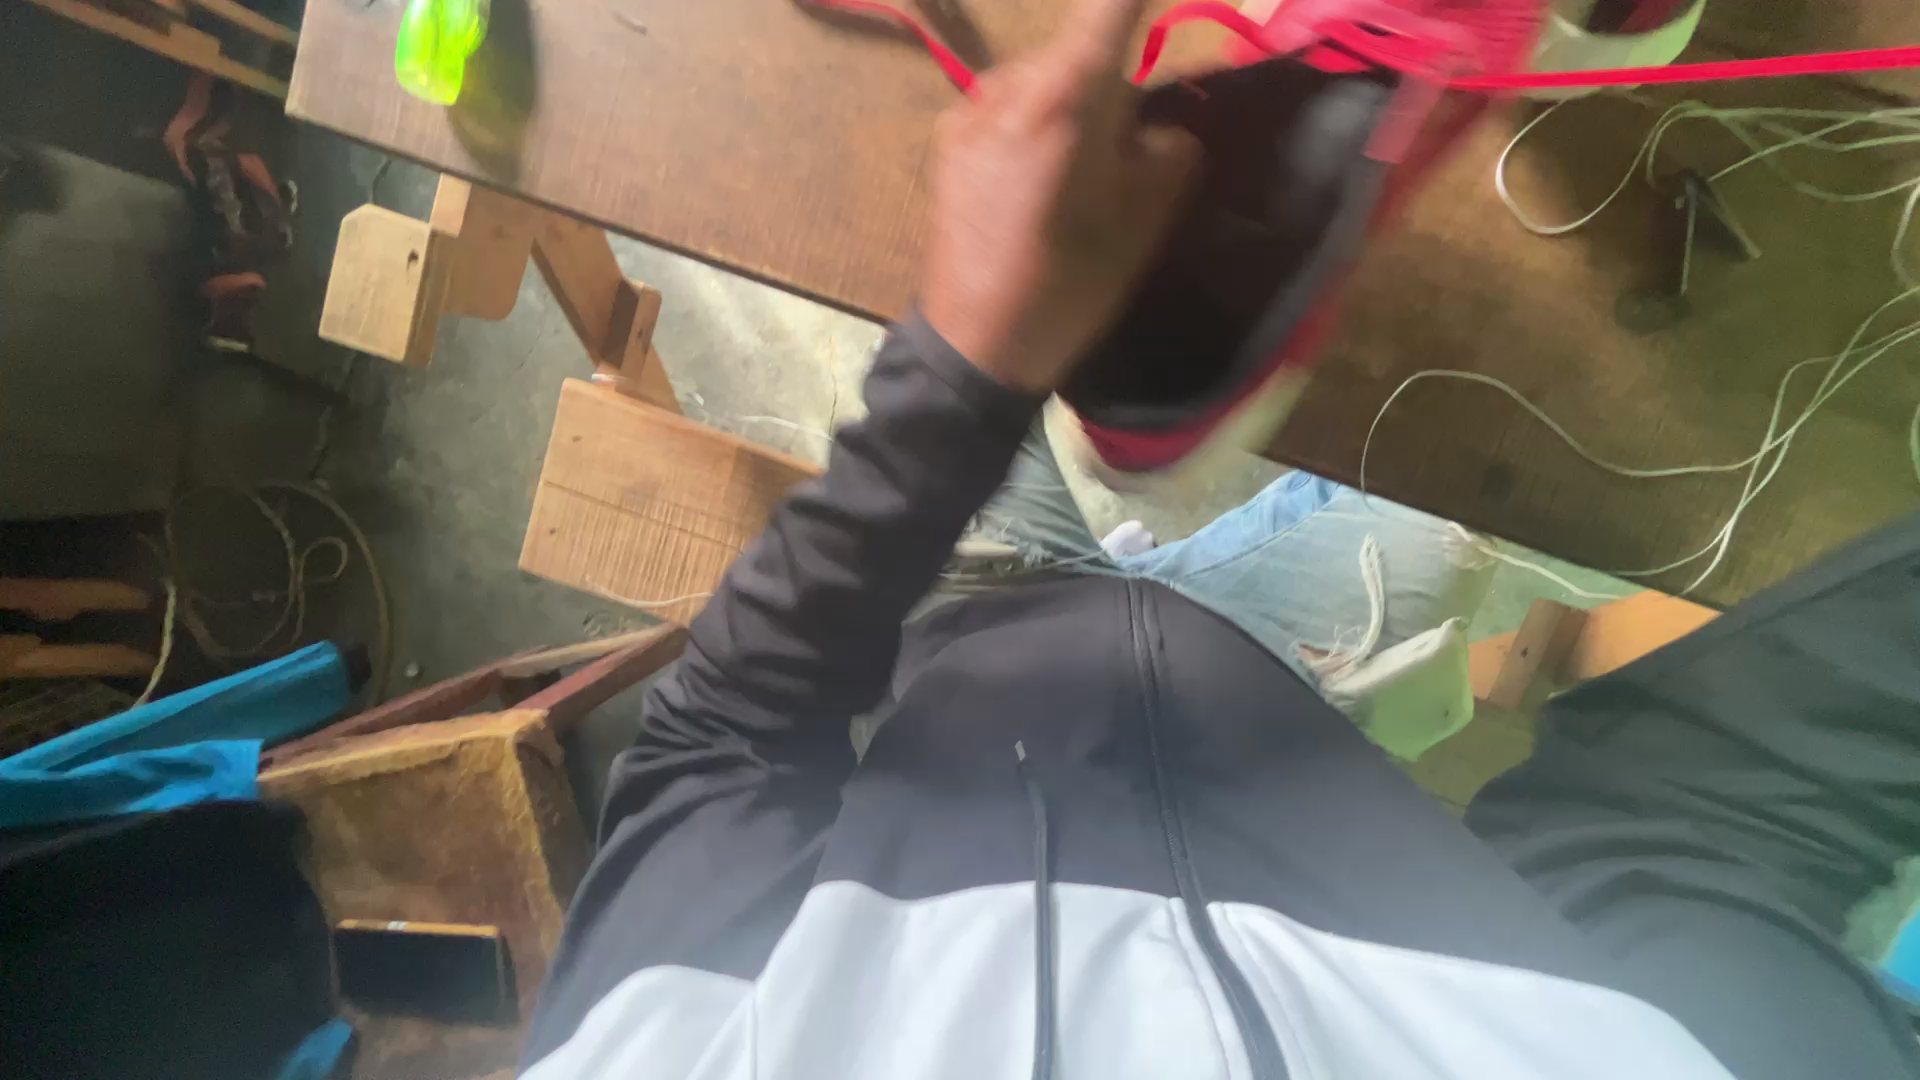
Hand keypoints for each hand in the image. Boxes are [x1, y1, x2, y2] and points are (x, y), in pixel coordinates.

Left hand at [919, 0, 1202, 394]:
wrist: (976, 348)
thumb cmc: (1065, 291)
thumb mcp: (1141, 226)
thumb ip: (1170, 151)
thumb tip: (1161, 127)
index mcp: (1063, 96)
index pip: (1114, 5)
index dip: (1141, 7)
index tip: (1156, 26)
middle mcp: (1006, 85)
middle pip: (1077, 51)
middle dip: (1107, 89)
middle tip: (1118, 156)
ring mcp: (965, 114)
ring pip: (1039, 84)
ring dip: (1065, 112)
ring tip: (1066, 183)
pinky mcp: (943, 147)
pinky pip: (1004, 114)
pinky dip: (1028, 131)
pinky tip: (1025, 190)